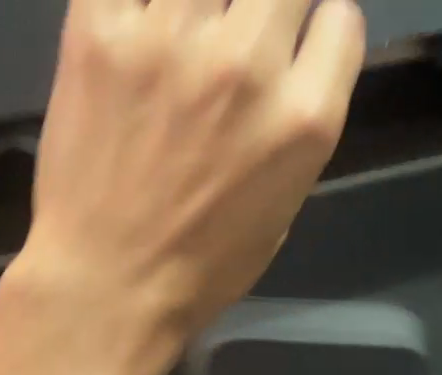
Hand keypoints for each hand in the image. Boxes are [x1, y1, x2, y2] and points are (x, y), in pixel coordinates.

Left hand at [7, 0, 365, 374]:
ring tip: (195, 28)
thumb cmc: (208, 263)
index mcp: (305, 119)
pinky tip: (146, 21)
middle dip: (278, 2)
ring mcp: (170, 37)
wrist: (113, 280)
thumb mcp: (285, 203)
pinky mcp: (99, 26)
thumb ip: (296, 126)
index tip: (304, 39)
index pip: (342, 20)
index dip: (326, 26)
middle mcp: (248, 65)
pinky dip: (143, 1)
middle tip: (248, 27)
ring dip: (211, 0)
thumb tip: (293, 73)